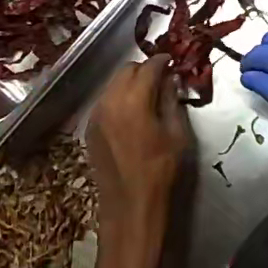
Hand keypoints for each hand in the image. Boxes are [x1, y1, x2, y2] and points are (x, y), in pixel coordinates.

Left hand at [87, 56, 189, 267]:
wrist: (130, 206)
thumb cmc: (160, 172)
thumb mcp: (176, 135)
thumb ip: (172, 101)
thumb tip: (171, 79)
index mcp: (133, 100)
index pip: (147, 67)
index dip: (161, 61)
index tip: (171, 61)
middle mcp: (109, 100)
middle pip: (126, 70)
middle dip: (144, 69)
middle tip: (161, 78)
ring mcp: (96, 112)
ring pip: (113, 83)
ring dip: (130, 82)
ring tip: (148, 95)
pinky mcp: (90, 126)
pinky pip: (105, 100)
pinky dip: (119, 97)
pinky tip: (132, 112)